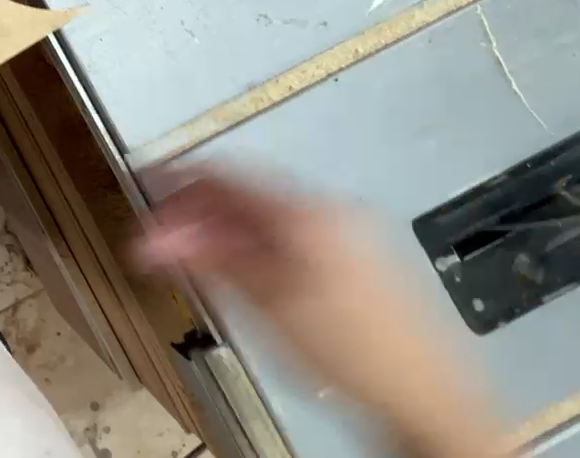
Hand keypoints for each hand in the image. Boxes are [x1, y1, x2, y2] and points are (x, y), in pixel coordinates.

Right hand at [138, 172, 506, 457]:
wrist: (433, 405)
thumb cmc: (350, 351)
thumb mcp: (265, 303)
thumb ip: (206, 258)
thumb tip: (151, 236)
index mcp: (306, 211)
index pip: (224, 174)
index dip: (177, 179)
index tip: (145, 189)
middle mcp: (328, 209)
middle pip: (243, 193)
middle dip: (196, 211)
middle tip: (160, 236)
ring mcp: (347, 232)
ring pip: (263, 214)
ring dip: (221, 228)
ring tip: (190, 255)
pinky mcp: (356, 257)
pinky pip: (287, 232)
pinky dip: (252, 241)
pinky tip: (236, 267)